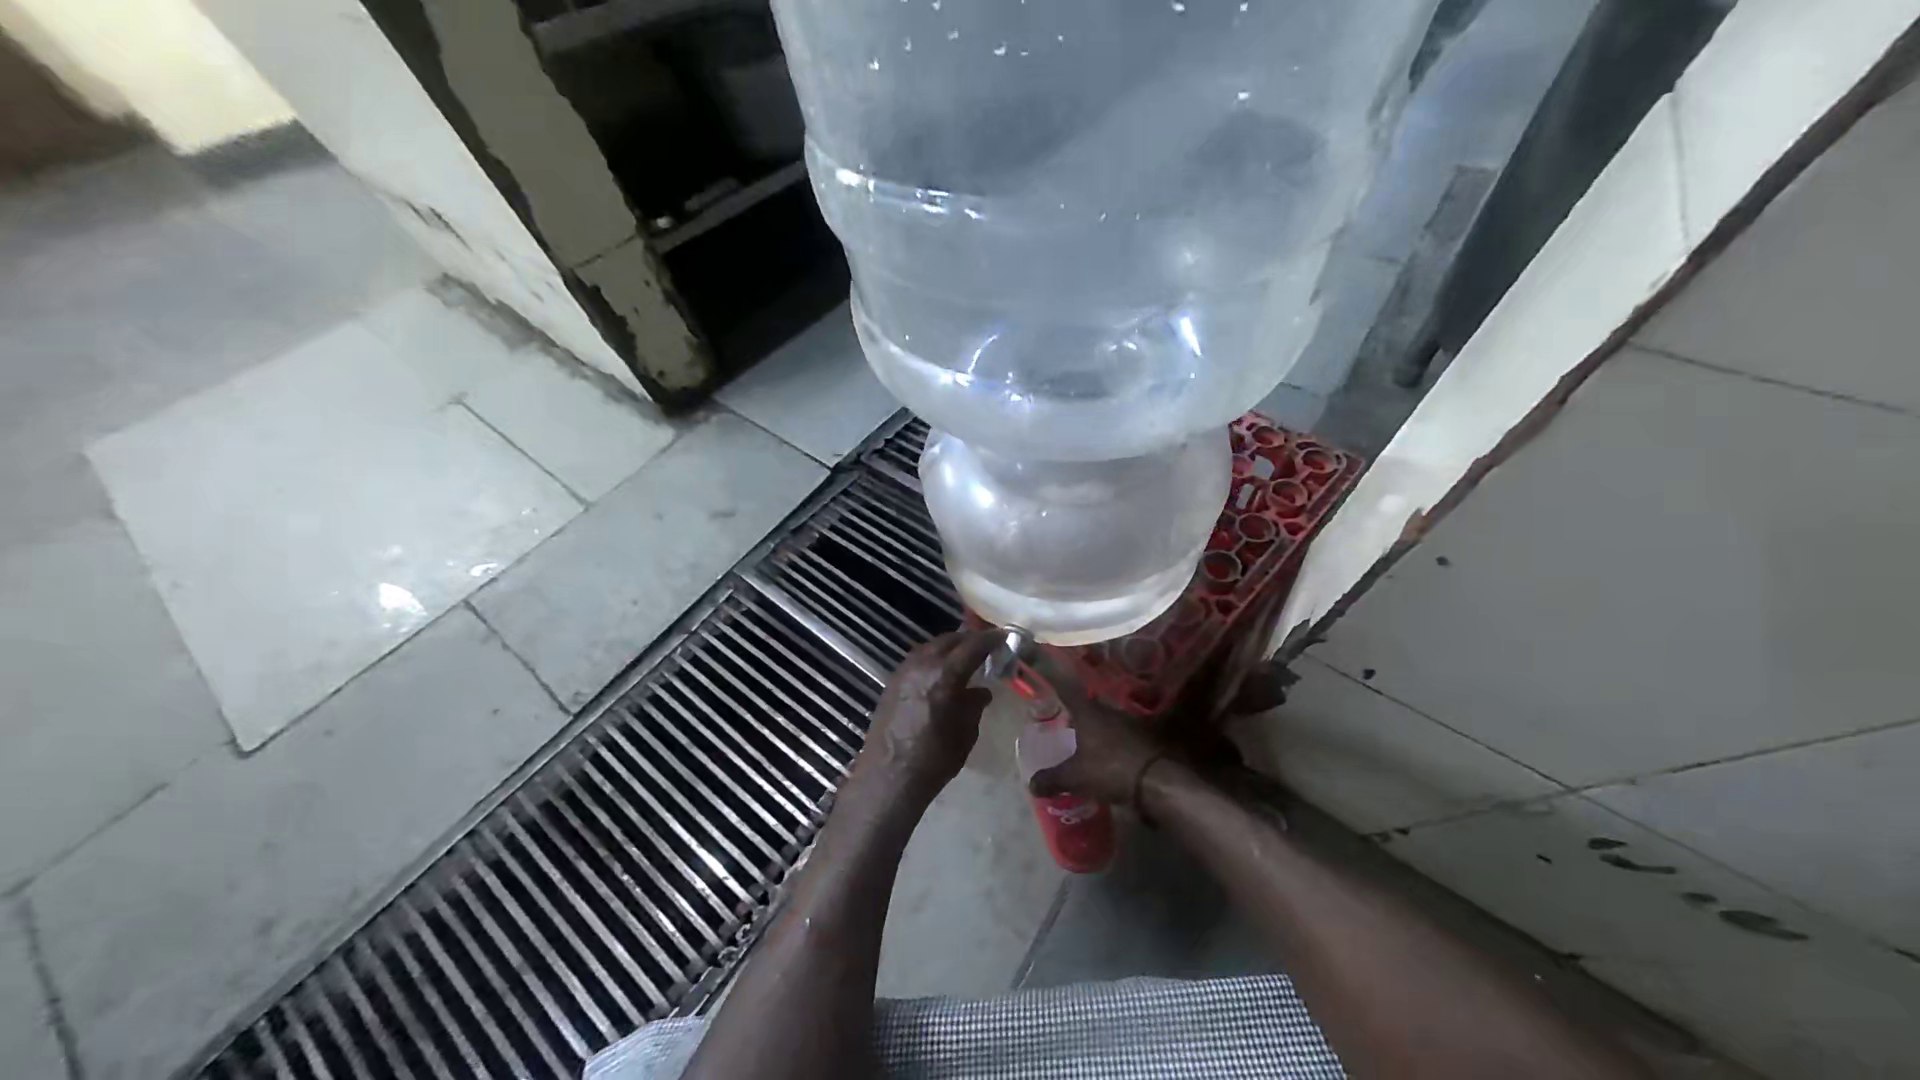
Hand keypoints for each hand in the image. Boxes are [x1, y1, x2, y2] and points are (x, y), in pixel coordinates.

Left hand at [853, 630, 999, 801]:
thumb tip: (980, 691)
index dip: (990, 639)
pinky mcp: (892, 682)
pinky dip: (933, 658)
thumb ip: (974, 704)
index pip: (972, 645)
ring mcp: (903, 671)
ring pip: (931, 647)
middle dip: (969, 640)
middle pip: (949, 640)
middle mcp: (921, 665)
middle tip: (986, 646)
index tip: (1004, 636)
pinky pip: (917, 660)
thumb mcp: (966, 732)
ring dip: (949, 647)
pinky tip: (942, 672)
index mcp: (944, 675)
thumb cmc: (934, 758)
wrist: (890, 776)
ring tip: (965, 657)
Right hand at [1026, 653, 1167, 806]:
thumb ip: (1052, 779)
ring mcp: (1130, 724)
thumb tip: (1032, 784)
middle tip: (1064, 722)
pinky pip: (1121, 737)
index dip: (1056, 683)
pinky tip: (1106, 758)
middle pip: (1088, 707)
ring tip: (1084, 743)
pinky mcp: (1145, 740)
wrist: (1158, 782)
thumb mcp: (1074, 777)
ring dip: (1095, 730)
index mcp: (1089, 713)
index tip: (1048, 676)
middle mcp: (1110, 712)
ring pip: (1106, 722)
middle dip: (1076, 714)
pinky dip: (1111, 744)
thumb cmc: (1109, 770)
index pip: (1068, 691)